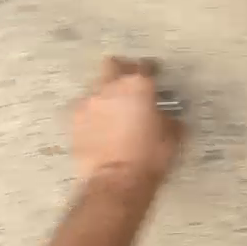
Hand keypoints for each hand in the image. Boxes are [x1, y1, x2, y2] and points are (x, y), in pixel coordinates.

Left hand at [71, 57, 181, 198]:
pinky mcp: (74, 121)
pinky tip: (100, 127)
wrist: (116, 180)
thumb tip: (168, 117)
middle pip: (113, 65)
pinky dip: (93, 114)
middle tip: (129, 84)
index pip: (145, 66)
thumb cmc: (150, 157)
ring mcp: (89, 102)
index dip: (151, 69)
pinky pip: (85, 109)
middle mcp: (110, 87)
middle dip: (121, 70)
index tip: (155, 73)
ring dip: (106, 94)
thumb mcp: (172, 137)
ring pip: (96, 87)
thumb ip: (169, 119)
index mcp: (138, 86)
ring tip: (114, 110)